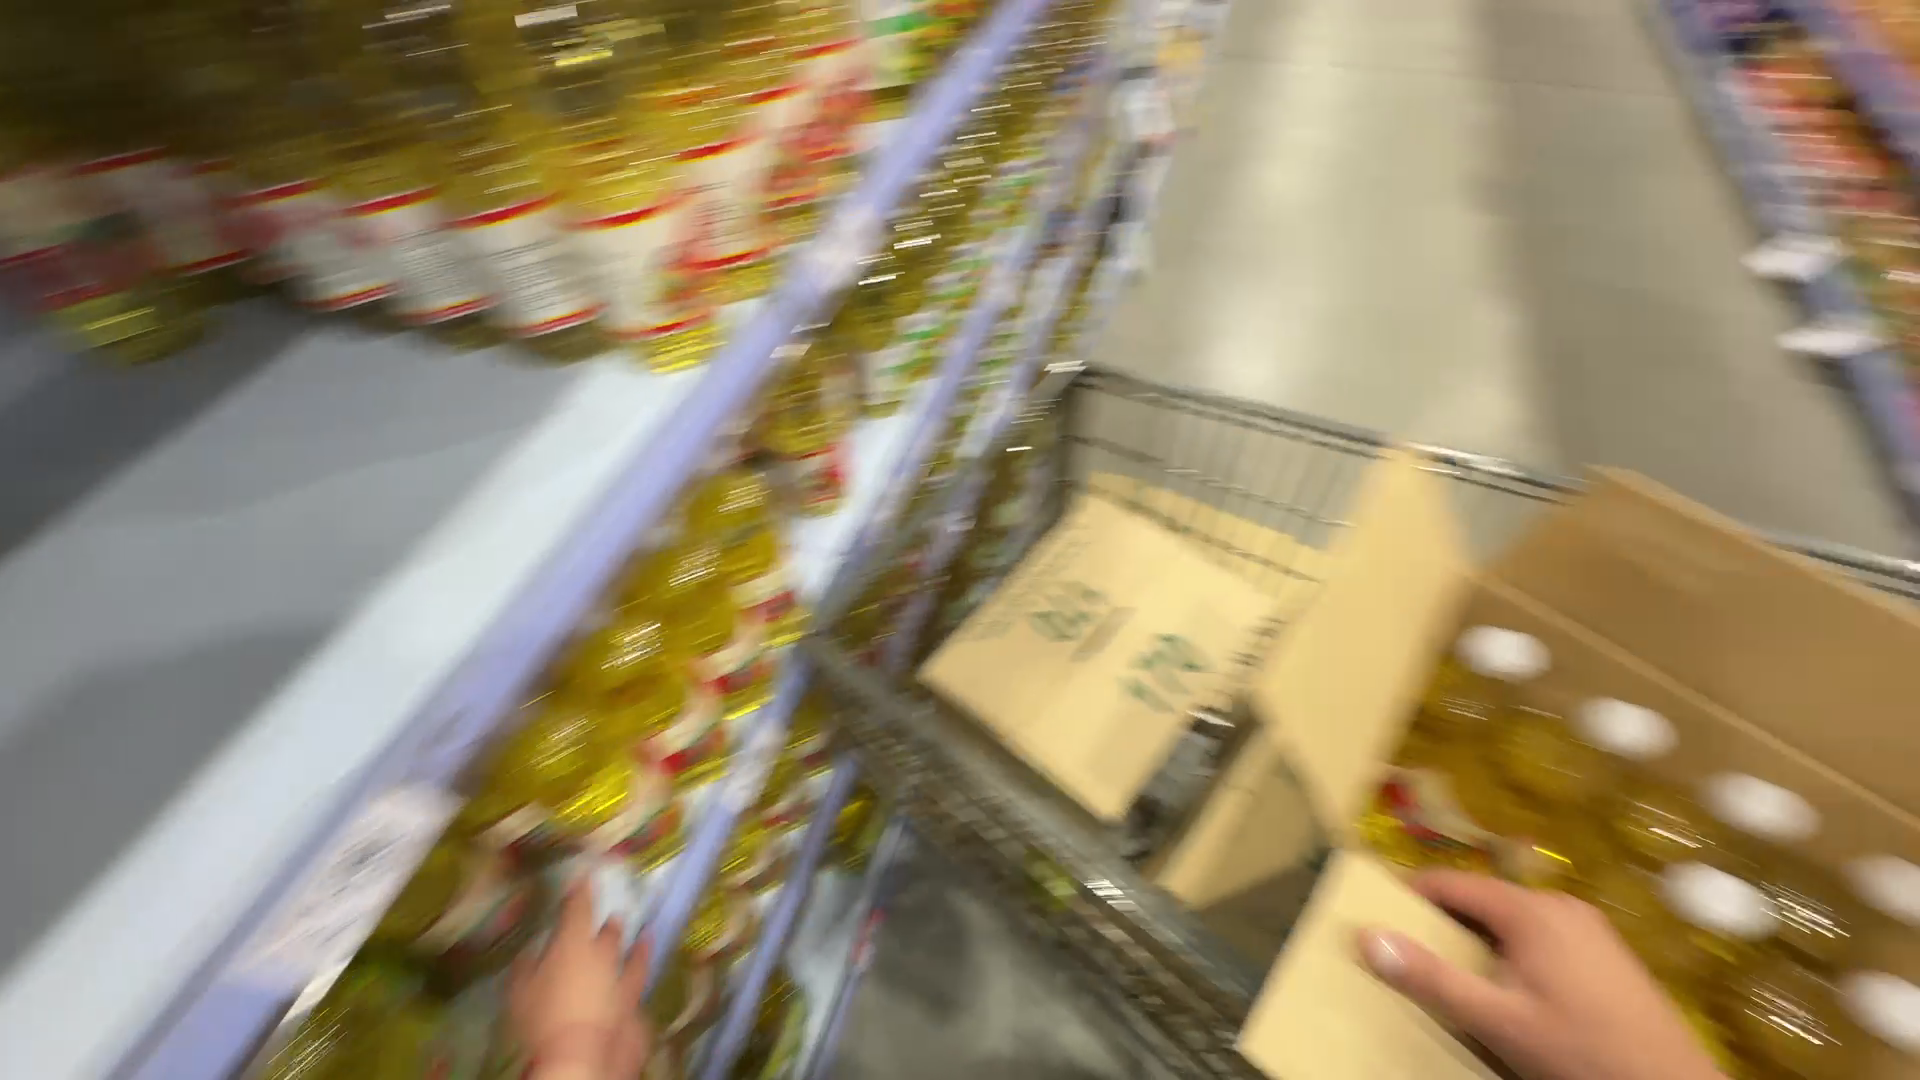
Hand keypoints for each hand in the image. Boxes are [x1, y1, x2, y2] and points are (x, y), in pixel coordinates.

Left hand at [508, 879, 653, 1079]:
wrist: (598, 1055)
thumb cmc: (573, 997)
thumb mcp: (570, 944)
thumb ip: (575, 910)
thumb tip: (578, 875)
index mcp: (531, 980)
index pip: (538, 943)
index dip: (554, 919)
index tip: (573, 894)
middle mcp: (553, 992)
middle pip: (569, 956)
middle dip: (586, 932)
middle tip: (601, 901)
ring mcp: (585, 1005)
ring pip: (600, 968)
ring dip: (614, 944)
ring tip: (627, 915)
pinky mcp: (616, 1012)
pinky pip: (627, 978)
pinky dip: (638, 957)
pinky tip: (649, 935)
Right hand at [1357, 870, 1723, 1079]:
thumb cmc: (1584, 1055)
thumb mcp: (1499, 1022)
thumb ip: (1432, 978)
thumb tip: (1366, 937)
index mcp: (1528, 909)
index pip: (1448, 882)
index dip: (1408, 896)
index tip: (1381, 918)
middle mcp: (1558, 904)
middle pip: (1479, 899)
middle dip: (1443, 923)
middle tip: (1419, 956)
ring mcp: (1589, 927)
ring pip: (1509, 918)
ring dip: (1478, 939)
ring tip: (1463, 977)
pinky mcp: (1608, 953)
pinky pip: (1539, 935)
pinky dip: (1512, 951)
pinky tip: (1515, 991)